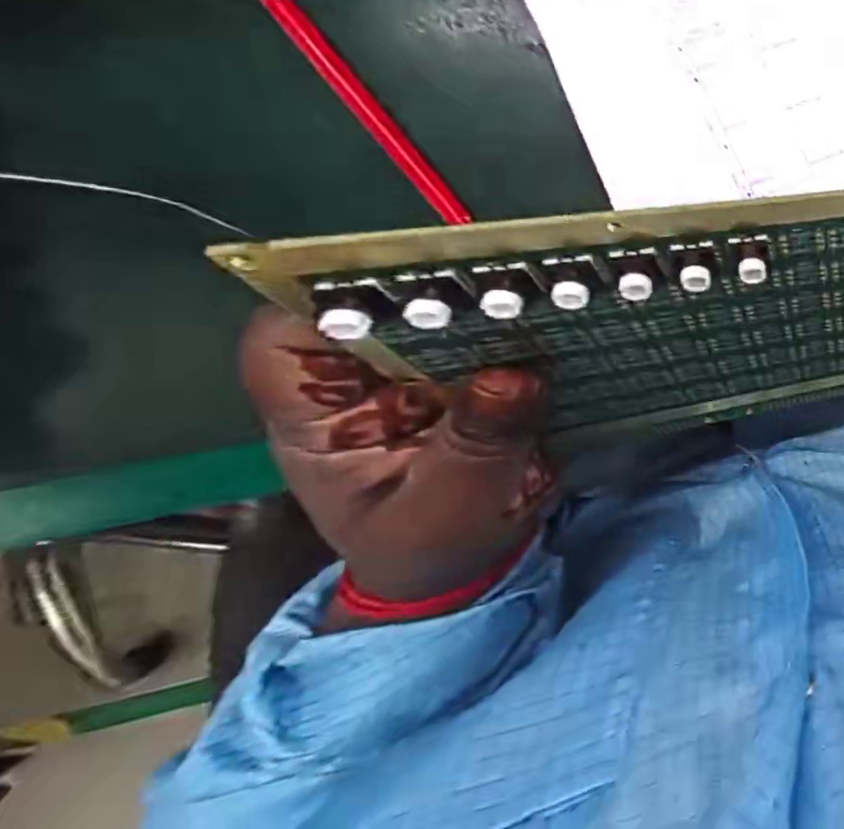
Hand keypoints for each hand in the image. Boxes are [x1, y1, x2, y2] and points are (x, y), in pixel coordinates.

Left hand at [238, 307, 552, 608]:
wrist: (468, 564)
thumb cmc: (431, 546)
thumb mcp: (450, 507)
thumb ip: (478, 446)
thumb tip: (515, 376)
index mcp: (322, 418)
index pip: (288, 339)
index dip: (326, 299)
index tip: (400, 285)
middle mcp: (364, 382)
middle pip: (376, 309)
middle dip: (430, 287)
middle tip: (491, 279)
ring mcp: (420, 374)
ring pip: (437, 315)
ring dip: (483, 300)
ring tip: (533, 288)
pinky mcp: (470, 373)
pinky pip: (488, 336)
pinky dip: (519, 324)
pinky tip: (556, 313)